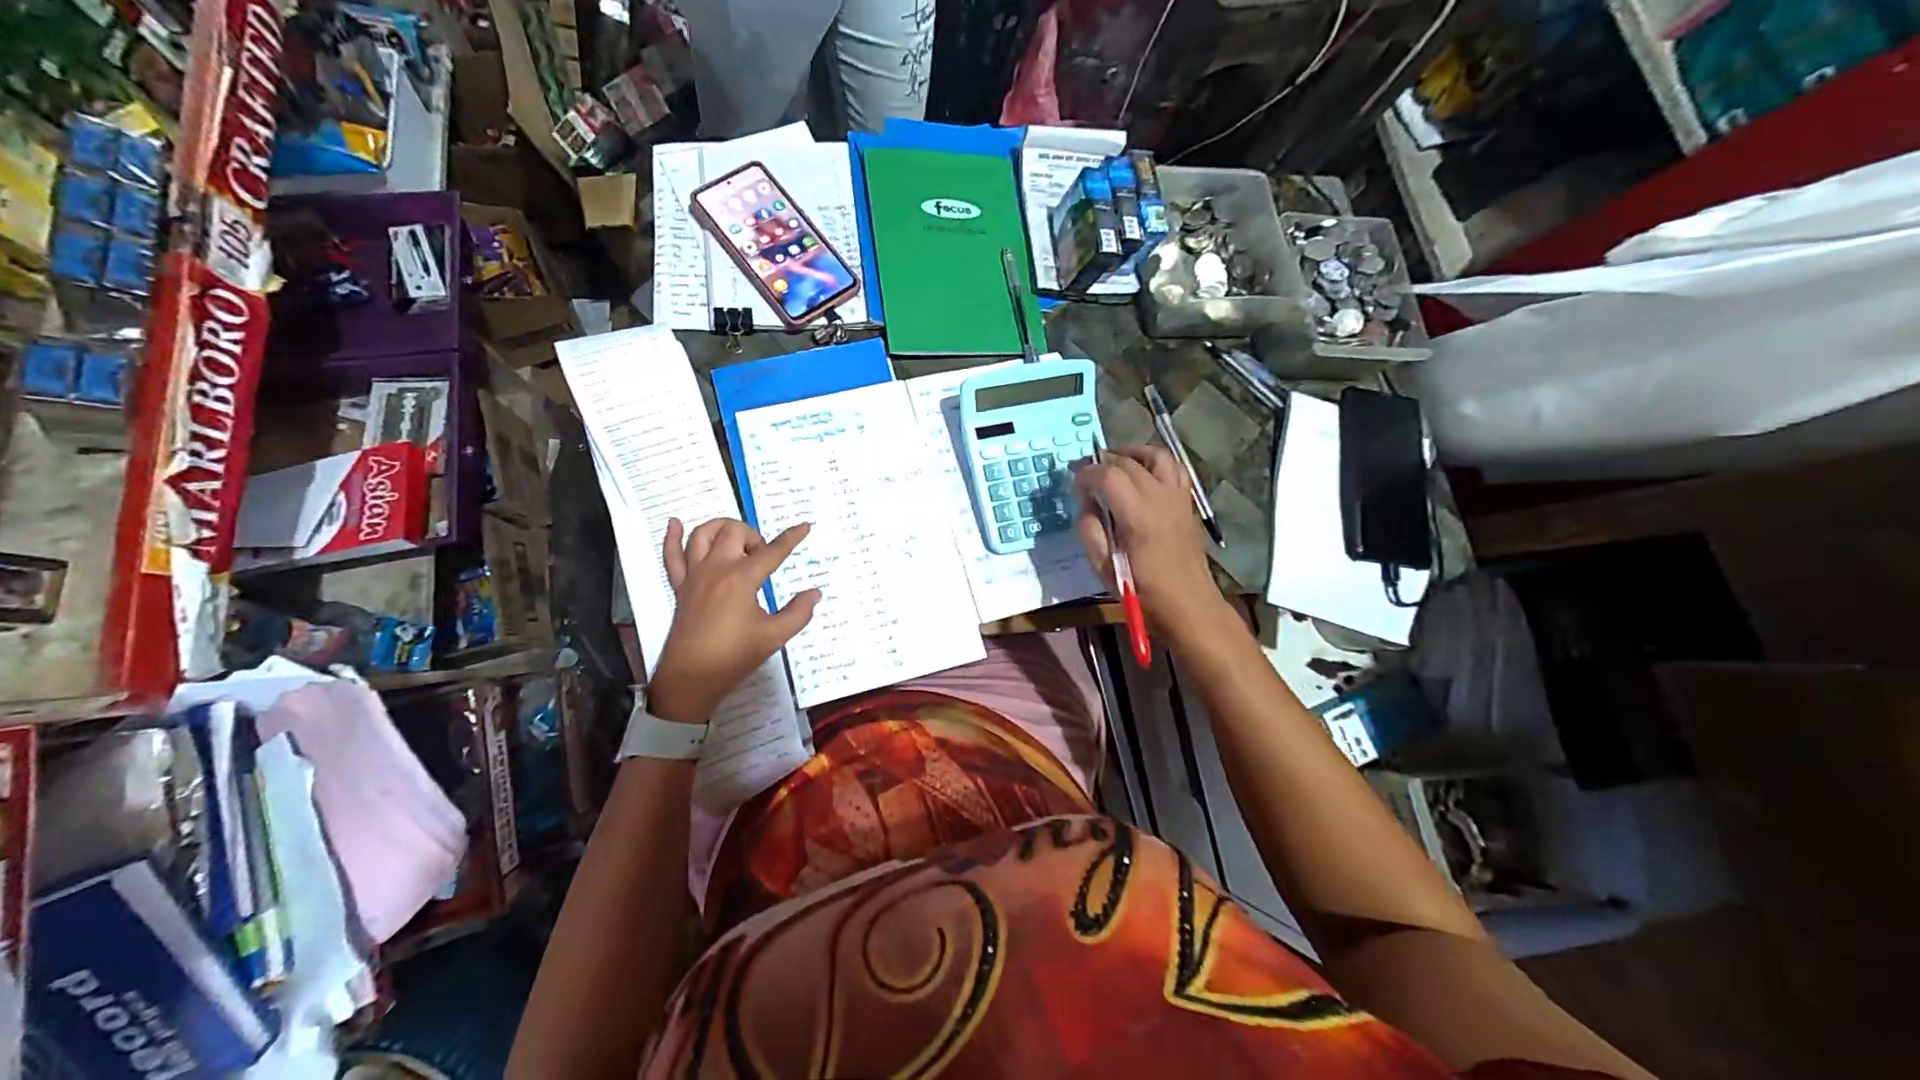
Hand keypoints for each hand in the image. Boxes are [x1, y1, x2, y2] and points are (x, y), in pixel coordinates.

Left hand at [647, 517, 819, 723]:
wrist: (691, 677)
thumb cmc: (734, 656)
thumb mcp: (774, 636)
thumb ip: (798, 612)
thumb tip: (814, 593)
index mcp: (741, 578)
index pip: (772, 551)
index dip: (791, 538)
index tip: (804, 526)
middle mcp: (716, 569)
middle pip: (734, 532)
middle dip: (754, 536)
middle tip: (763, 558)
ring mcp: (694, 575)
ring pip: (702, 534)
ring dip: (721, 528)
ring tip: (735, 540)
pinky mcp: (680, 586)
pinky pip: (671, 555)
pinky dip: (672, 536)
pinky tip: (676, 523)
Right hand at [1074, 444, 1228, 640]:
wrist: (1187, 604)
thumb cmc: (1142, 591)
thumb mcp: (1103, 566)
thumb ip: (1089, 529)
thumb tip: (1085, 503)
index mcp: (1137, 516)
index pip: (1108, 476)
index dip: (1086, 473)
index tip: (1074, 480)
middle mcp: (1160, 498)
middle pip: (1128, 462)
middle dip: (1102, 461)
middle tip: (1085, 470)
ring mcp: (1178, 497)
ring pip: (1156, 456)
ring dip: (1132, 452)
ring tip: (1114, 460)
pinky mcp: (1188, 502)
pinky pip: (1174, 468)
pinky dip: (1155, 461)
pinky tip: (1142, 471)